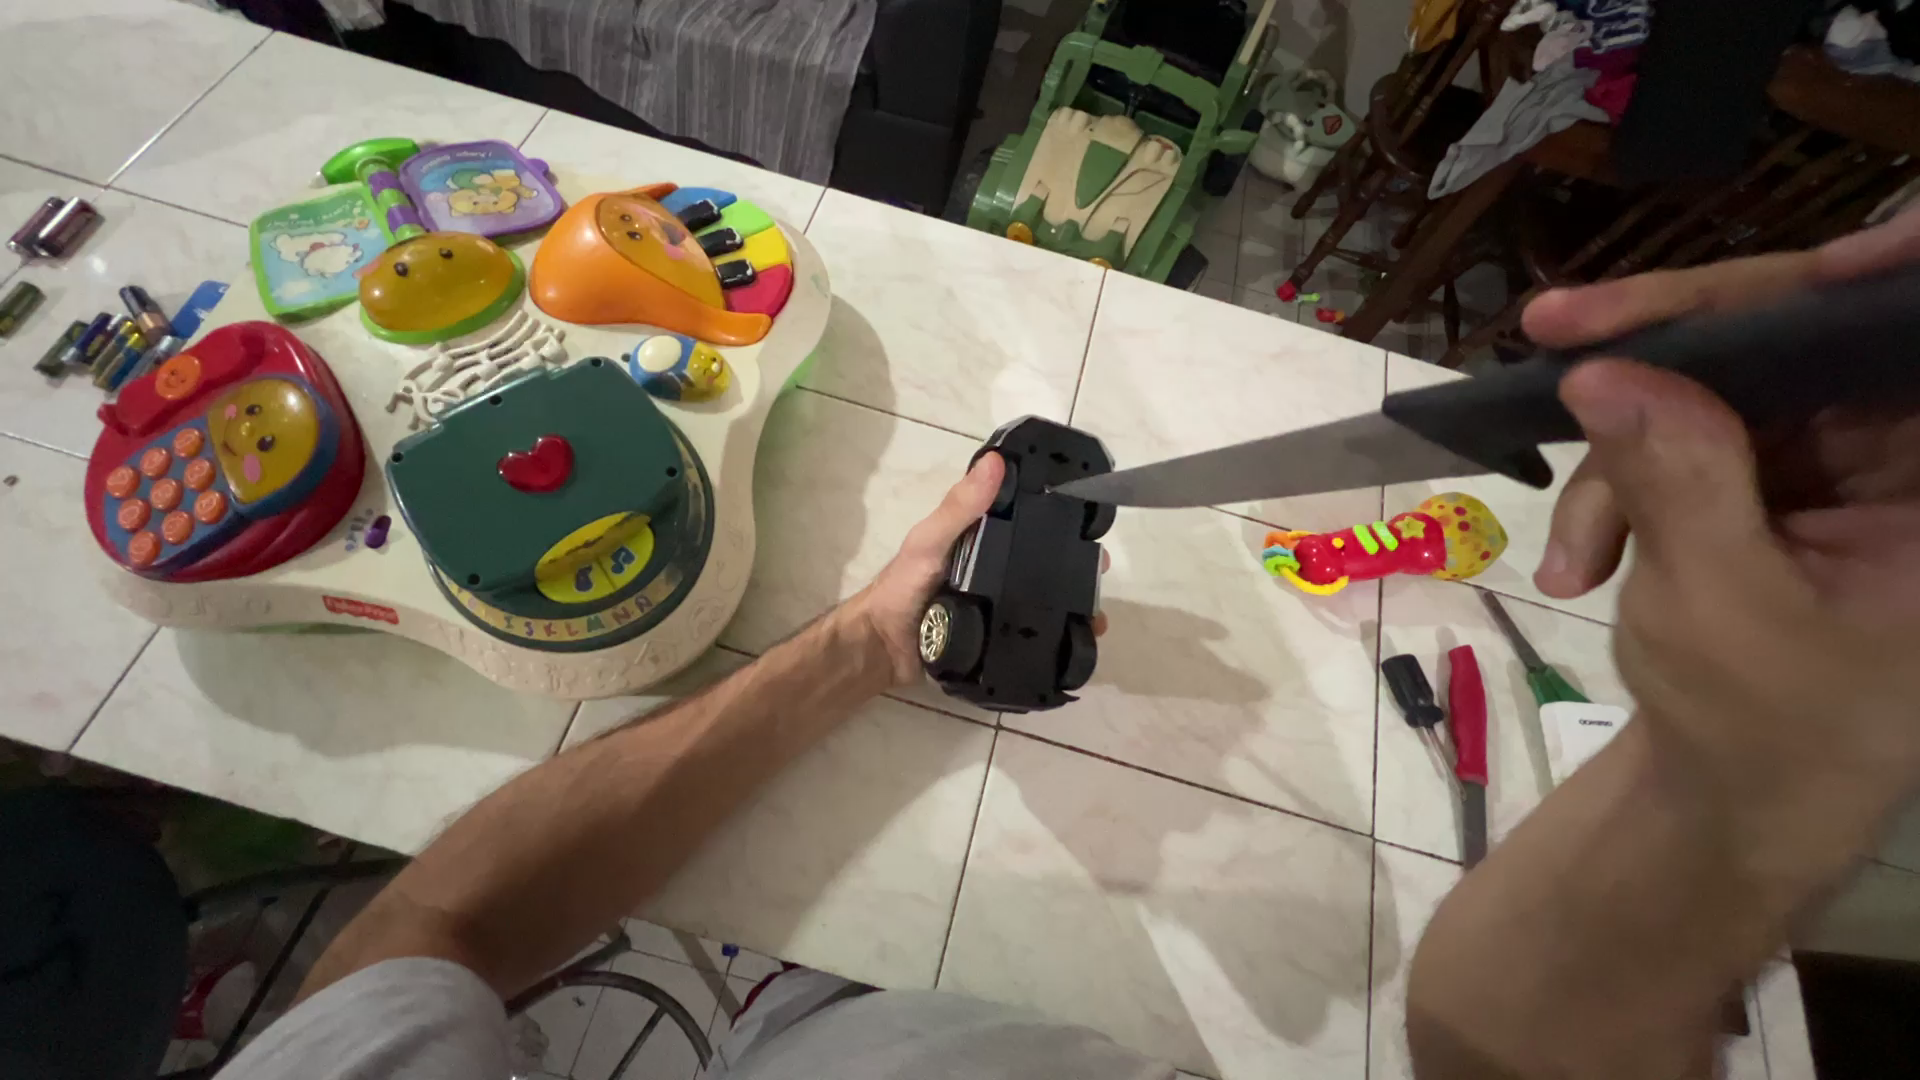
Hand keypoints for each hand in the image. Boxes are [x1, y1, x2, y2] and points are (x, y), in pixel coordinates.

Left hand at [848, 452, 1111, 687]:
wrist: (883, 648)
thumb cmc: (902, 587)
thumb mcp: (930, 540)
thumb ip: (960, 507)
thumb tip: (995, 461)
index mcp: (977, 540)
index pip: (1022, 522)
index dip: (1053, 519)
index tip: (1087, 519)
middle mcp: (989, 571)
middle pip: (1039, 564)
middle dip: (1072, 568)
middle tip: (1099, 575)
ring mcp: (993, 606)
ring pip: (1040, 602)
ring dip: (1069, 606)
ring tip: (1096, 618)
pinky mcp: (994, 639)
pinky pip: (1029, 635)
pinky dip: (1054, 638)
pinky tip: (1078, 643)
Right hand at [1521, 206, 1919, 833]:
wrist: (1735, 773)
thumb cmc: (1765, 714)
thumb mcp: (1717, 600)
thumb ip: (1674, 481)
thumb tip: (1598, 372)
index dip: (1884, 279)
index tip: (1787, 277)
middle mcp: (1908, 445)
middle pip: (1800, 336)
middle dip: (1665, 352)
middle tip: (1550, 330)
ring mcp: (1831, 453)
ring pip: (1705, 390)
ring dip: (1613, 467)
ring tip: (1572, 562)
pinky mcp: (1759, 469)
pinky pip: (1667, 436)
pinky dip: (1608, 493)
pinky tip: (1579, 561)